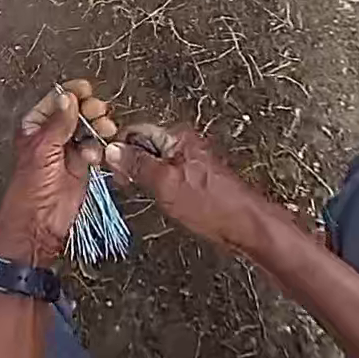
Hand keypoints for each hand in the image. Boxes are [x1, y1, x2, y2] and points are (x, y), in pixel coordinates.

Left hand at [0, 80, 116, 266]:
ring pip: (88, 128)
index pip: (56, 100)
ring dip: (97, 126)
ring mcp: (67, 149)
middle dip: (89, 109)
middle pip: (76, 111)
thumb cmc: (29, 189)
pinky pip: (94, 147)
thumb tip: (68, 97)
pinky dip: (97, 148)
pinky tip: (94, 155)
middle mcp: (52, 135)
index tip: (86, 89)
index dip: (71, 93)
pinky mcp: (81, 164)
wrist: (39, 225)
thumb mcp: (43, 150)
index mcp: (36, 126)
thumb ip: (59, 123)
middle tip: (98, 110)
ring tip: (104, 129)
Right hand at [104, 124, 274, 255]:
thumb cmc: (211, 204)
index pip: (136, 132)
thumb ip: (137, 164)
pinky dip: (159, 185)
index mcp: (177, 137)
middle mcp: (185, 144)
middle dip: (132, 164)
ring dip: (145, 176)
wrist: (246, 225)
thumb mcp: (164, 183)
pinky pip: (168, 174)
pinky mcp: (196, 178)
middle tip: (126, 184)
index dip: (120, 149)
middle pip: (146, 146)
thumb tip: (112, 149)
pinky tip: (163, 200)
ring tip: (145, 193)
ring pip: (156, 162)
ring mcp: (191, 160)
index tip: (112, 169)